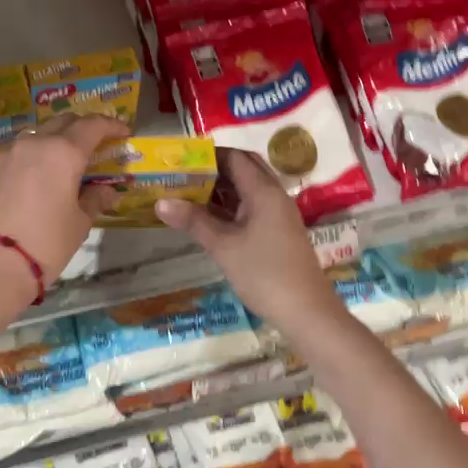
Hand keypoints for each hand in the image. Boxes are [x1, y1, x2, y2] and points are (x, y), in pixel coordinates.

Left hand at [0, 114, 128, 289]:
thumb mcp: (78, 224)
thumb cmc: (44, 243)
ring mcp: (8, 155)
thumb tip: (105, 191)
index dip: (111, 125)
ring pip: (37, 135)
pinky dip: (34, 158)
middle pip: (63, 122)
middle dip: (83, 128)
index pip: (92, 126)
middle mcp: (34, 144)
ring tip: (64, 161)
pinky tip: (36, 178)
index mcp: (63, 153)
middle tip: (96, 143)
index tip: (123, 132)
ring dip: (55, 140)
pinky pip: (18, 154)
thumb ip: (94, 200)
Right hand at [155, 148, 344, 334]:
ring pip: (248, 188)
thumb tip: (160, 202)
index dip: (207, 155)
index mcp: (263, 191)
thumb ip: (193, 221)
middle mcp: (274, 195)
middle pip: (244, 168)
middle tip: (184, 177)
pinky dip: (231, 206)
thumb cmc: (264, 274)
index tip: (180, 161)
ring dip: (222, 189)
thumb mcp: (223, 246)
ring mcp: (278, 214)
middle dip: (214, 169)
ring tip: (189, 194)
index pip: (234, 157)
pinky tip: (209, 218)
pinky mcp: (279, 231)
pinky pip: (252, 206)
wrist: (306, 311)